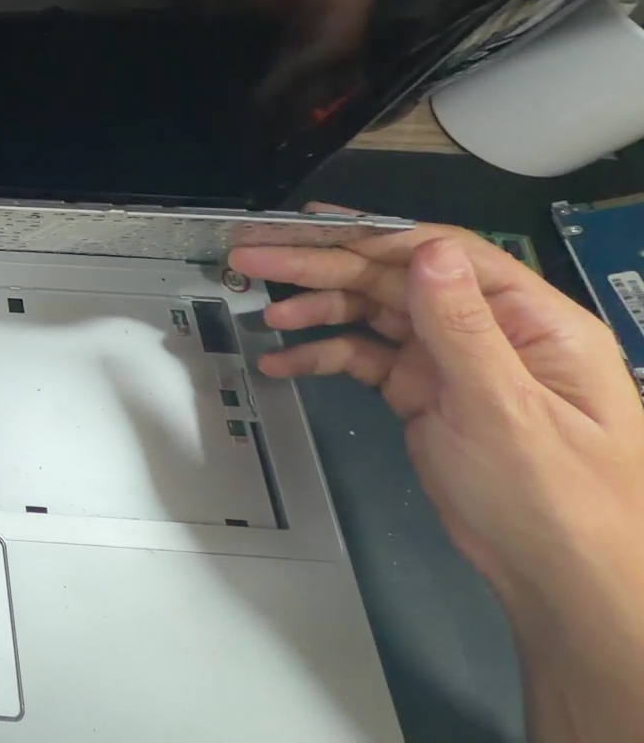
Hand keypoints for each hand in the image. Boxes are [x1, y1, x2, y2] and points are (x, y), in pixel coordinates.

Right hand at [228, 214, 643, 607]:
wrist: (560, 578)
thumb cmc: (558, 497)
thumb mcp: (507, 408)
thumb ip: (463, 327)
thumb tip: (429, 251)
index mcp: (529, 323)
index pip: (443, 255)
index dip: (372, 237)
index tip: (305, 232)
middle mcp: (487, 331)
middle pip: (393, 280)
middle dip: (320, 267)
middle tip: (251, 256)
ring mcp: (450, 362)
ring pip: (369, 314)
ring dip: (315, 310)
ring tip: (266, 316)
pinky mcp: (419, 391)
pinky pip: (360, 358)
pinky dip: (319, 356)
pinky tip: (282, 362)